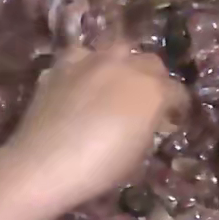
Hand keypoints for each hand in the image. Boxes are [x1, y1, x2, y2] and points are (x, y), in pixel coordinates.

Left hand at [0, 41, 183, 219]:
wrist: (42, 164)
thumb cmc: (97, 169)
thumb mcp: (137, 155)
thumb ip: (147, 127)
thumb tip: (145, 120)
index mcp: (153, 90)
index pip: (176, 92)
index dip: (176, 107)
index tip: (171, 120)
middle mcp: (125, 66)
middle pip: (149, 63)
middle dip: (151, 80)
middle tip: (142, 101)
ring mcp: (91, 62)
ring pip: (117, 51)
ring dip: (121, 64)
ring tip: (113, 84)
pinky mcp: (61, 66)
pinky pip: (79, 57)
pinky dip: (84, 66)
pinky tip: (80, 82)